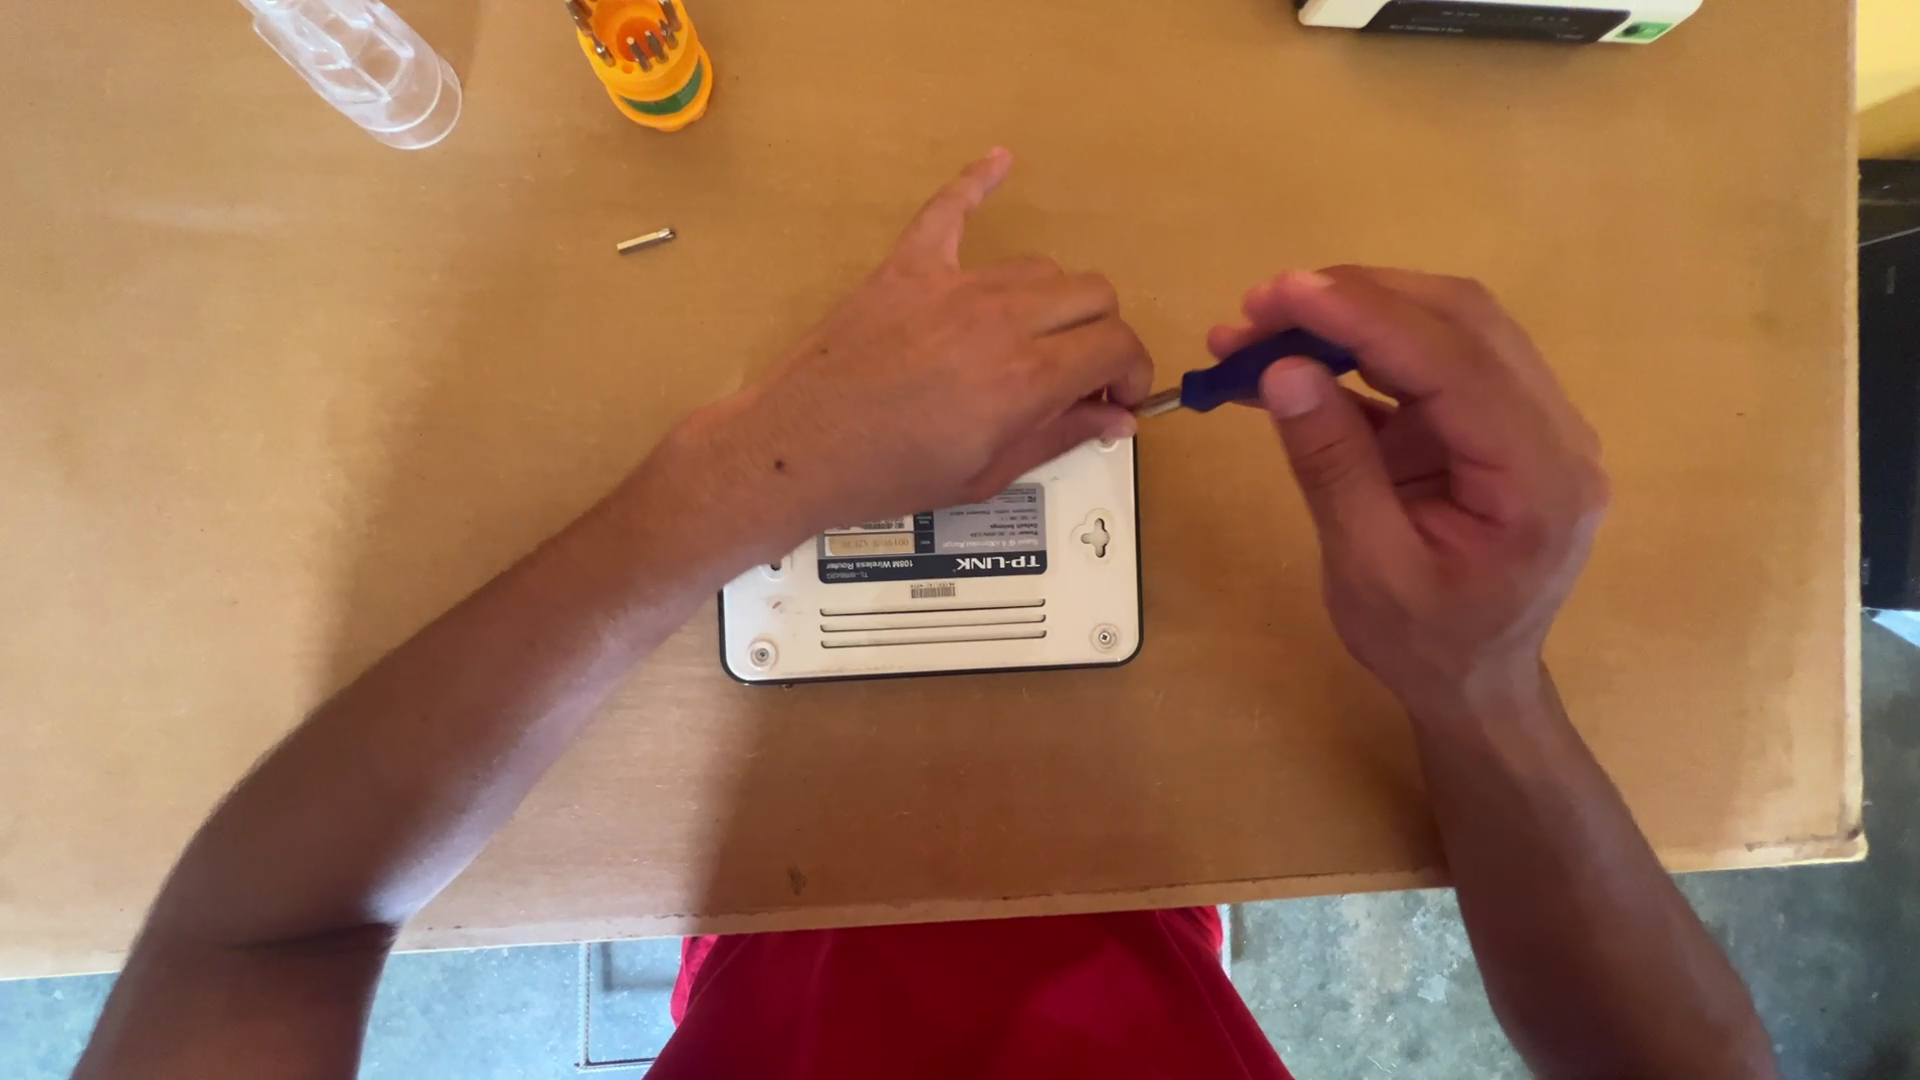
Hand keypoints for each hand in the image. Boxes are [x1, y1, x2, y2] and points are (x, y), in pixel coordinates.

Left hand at [669, 149, 1151, 541]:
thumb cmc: (889, 476)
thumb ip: (1059, 437)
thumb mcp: (985, 475)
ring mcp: (951, 285)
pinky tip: (1001, 162)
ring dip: (1057, 302)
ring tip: (1038, 338)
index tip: (1121, 396)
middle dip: (1106, 336)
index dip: (1133, 372)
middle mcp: (998, 320)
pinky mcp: (908, 266)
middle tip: (1085, 374)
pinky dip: (978, 183)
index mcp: (1023, 380)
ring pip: (1040, 267)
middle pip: (1093, 295)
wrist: (798, 450)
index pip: (1116, 346)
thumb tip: (1117, 418)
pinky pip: (951, 208)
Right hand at [1210, 267, 1607, 716]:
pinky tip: (1286, 363)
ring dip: (1348, 318)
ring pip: (1441, 330)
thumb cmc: (1422, 644)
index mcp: (1536, 476)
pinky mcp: (1480, 426)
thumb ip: (1332, 466)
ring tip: (1257, 329)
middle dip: (1353, 301)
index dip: (1364, 317)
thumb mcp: (1365, 567)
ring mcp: (1519, 423)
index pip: (1454, 362)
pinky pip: (1418, 368)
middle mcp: (1548, 431)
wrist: (1471, 683)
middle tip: (1256, 307)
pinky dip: (1350, 356)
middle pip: (1458, 322)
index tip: (1279, 294)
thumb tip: (1283, 373)